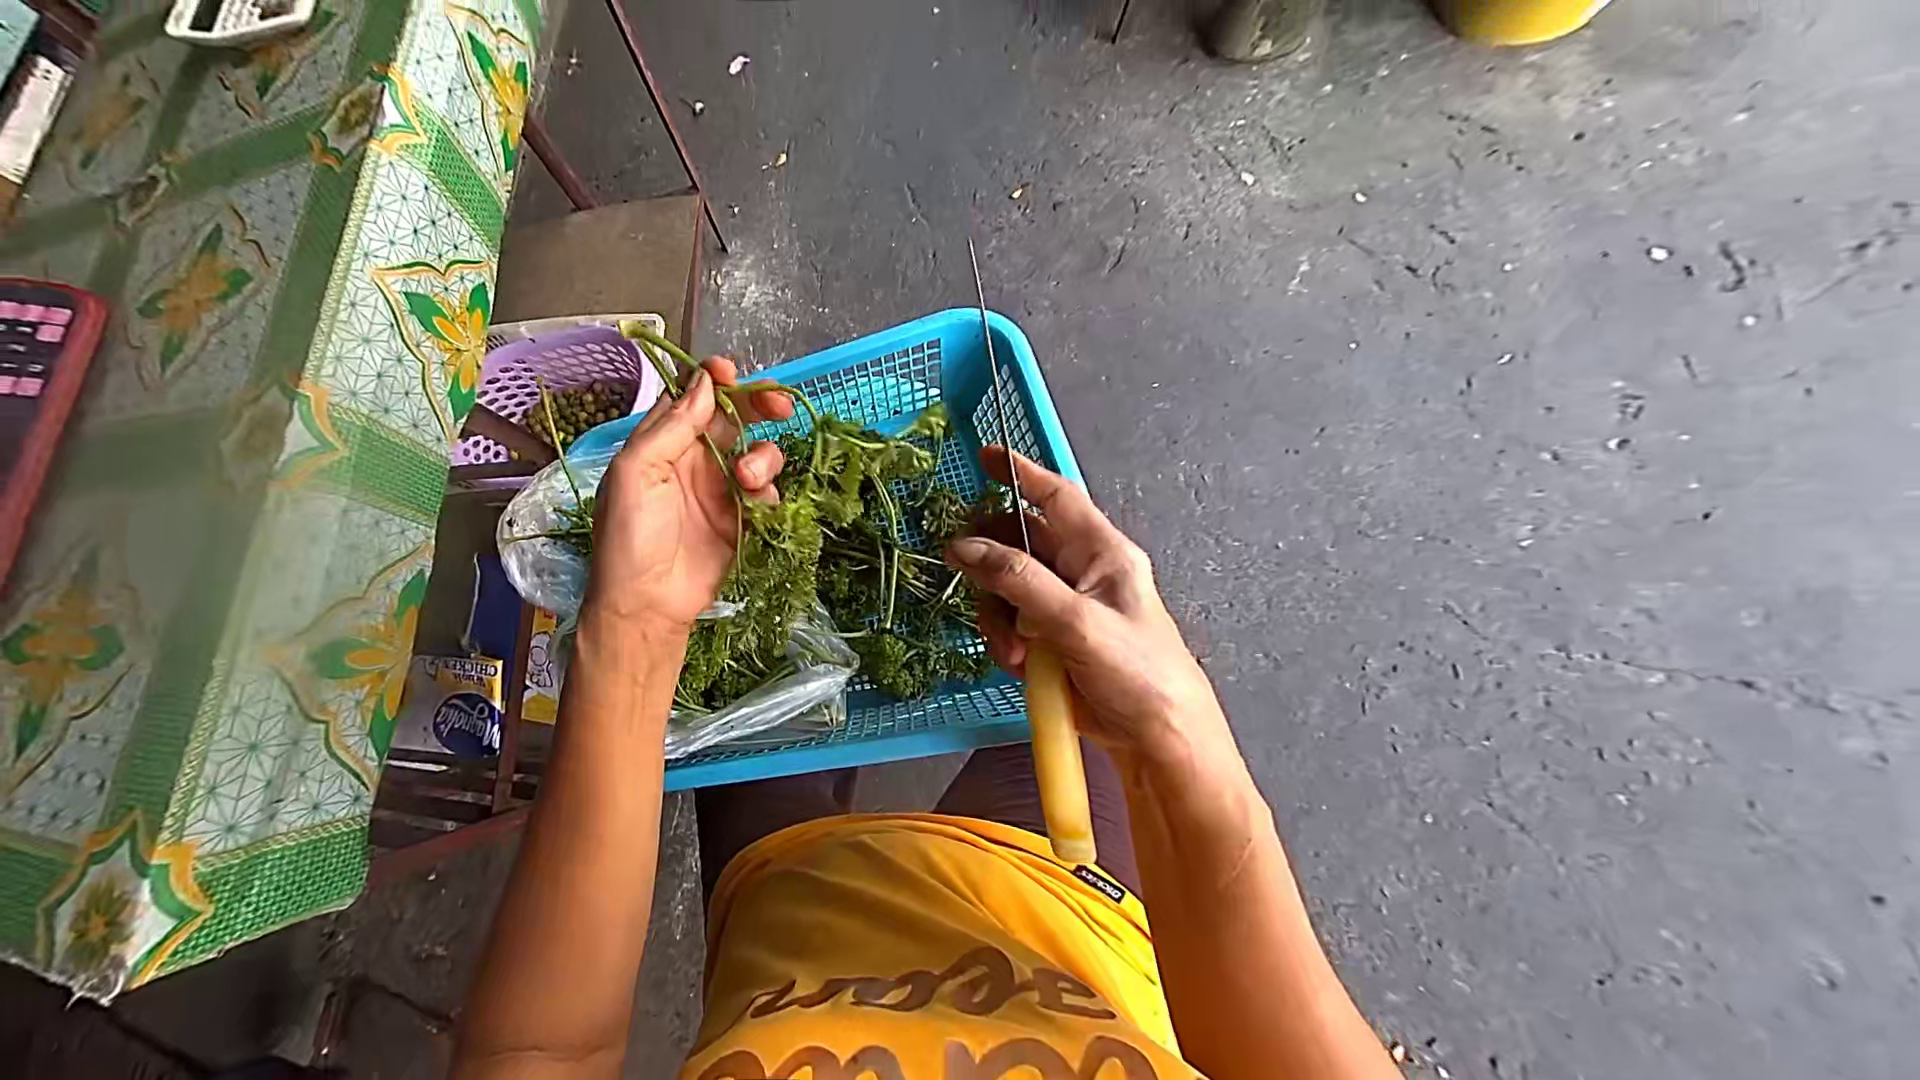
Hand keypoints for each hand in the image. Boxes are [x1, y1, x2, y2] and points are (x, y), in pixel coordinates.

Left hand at [581, 357, 794, 636]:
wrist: (649, 600)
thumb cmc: (629, 535)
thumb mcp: (636, 472)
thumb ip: (673, 426)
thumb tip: (705, 384)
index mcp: (663, 442)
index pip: (693, 398)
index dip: (714, 381)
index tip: (730, 374)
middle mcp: (696, 459)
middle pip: (736, 419)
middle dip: (760, 406)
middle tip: (780, 407)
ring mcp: (722, 489)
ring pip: (758, 454)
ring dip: (761, 459)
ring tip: (746, 480)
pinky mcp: (744, 518)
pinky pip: (769, 493)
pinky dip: (768, 493)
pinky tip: (754, 506)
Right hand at [944, 448, 1232, 766]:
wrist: (1156, 739)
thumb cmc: (1139, 674)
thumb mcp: (1078, 622)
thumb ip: (1020, 581)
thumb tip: (965, 546)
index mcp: (1102, 552)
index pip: (1056, 497)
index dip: (1022, 474)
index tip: (986, 455)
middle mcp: (1082, 572)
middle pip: (1019, 547)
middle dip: (994, 570)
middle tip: (976, 586)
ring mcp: (1063, 607)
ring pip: (1006, 590)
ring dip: (999, 619)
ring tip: (1016, 654)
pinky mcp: (1051, 639)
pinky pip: (1010, 624)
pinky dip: (1007, 643)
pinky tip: (1024, 667)